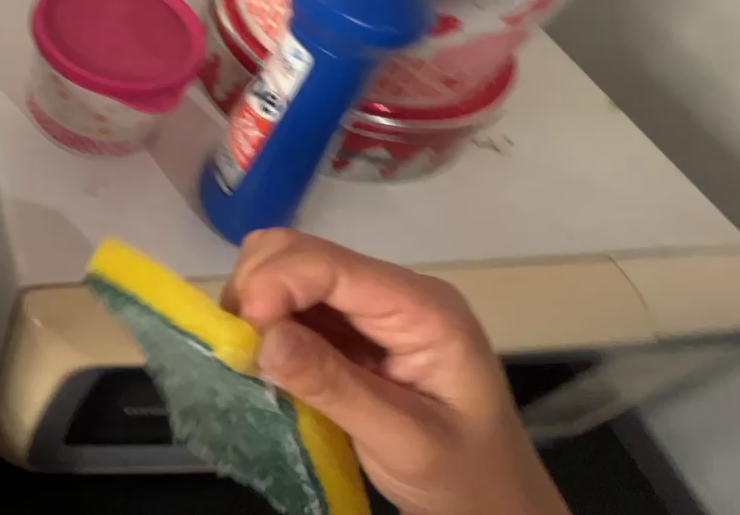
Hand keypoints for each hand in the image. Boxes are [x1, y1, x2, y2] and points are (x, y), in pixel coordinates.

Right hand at [222, 230, 569, 514]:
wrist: (497, 512)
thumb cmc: (466, 482)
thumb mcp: (407, 444)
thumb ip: (334, 387)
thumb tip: (262, 339)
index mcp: (420, 308)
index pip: (325, 262)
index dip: (273, 284)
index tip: (244, 334)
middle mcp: (389, 289)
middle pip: (294, 250)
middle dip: (255, 289)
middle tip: (242, 346)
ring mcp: (364, 302)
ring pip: (279, 265)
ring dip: (252, 302)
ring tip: (253, 354)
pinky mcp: (342, 320)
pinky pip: (283, 296)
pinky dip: (259, 318)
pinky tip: (266, 355)